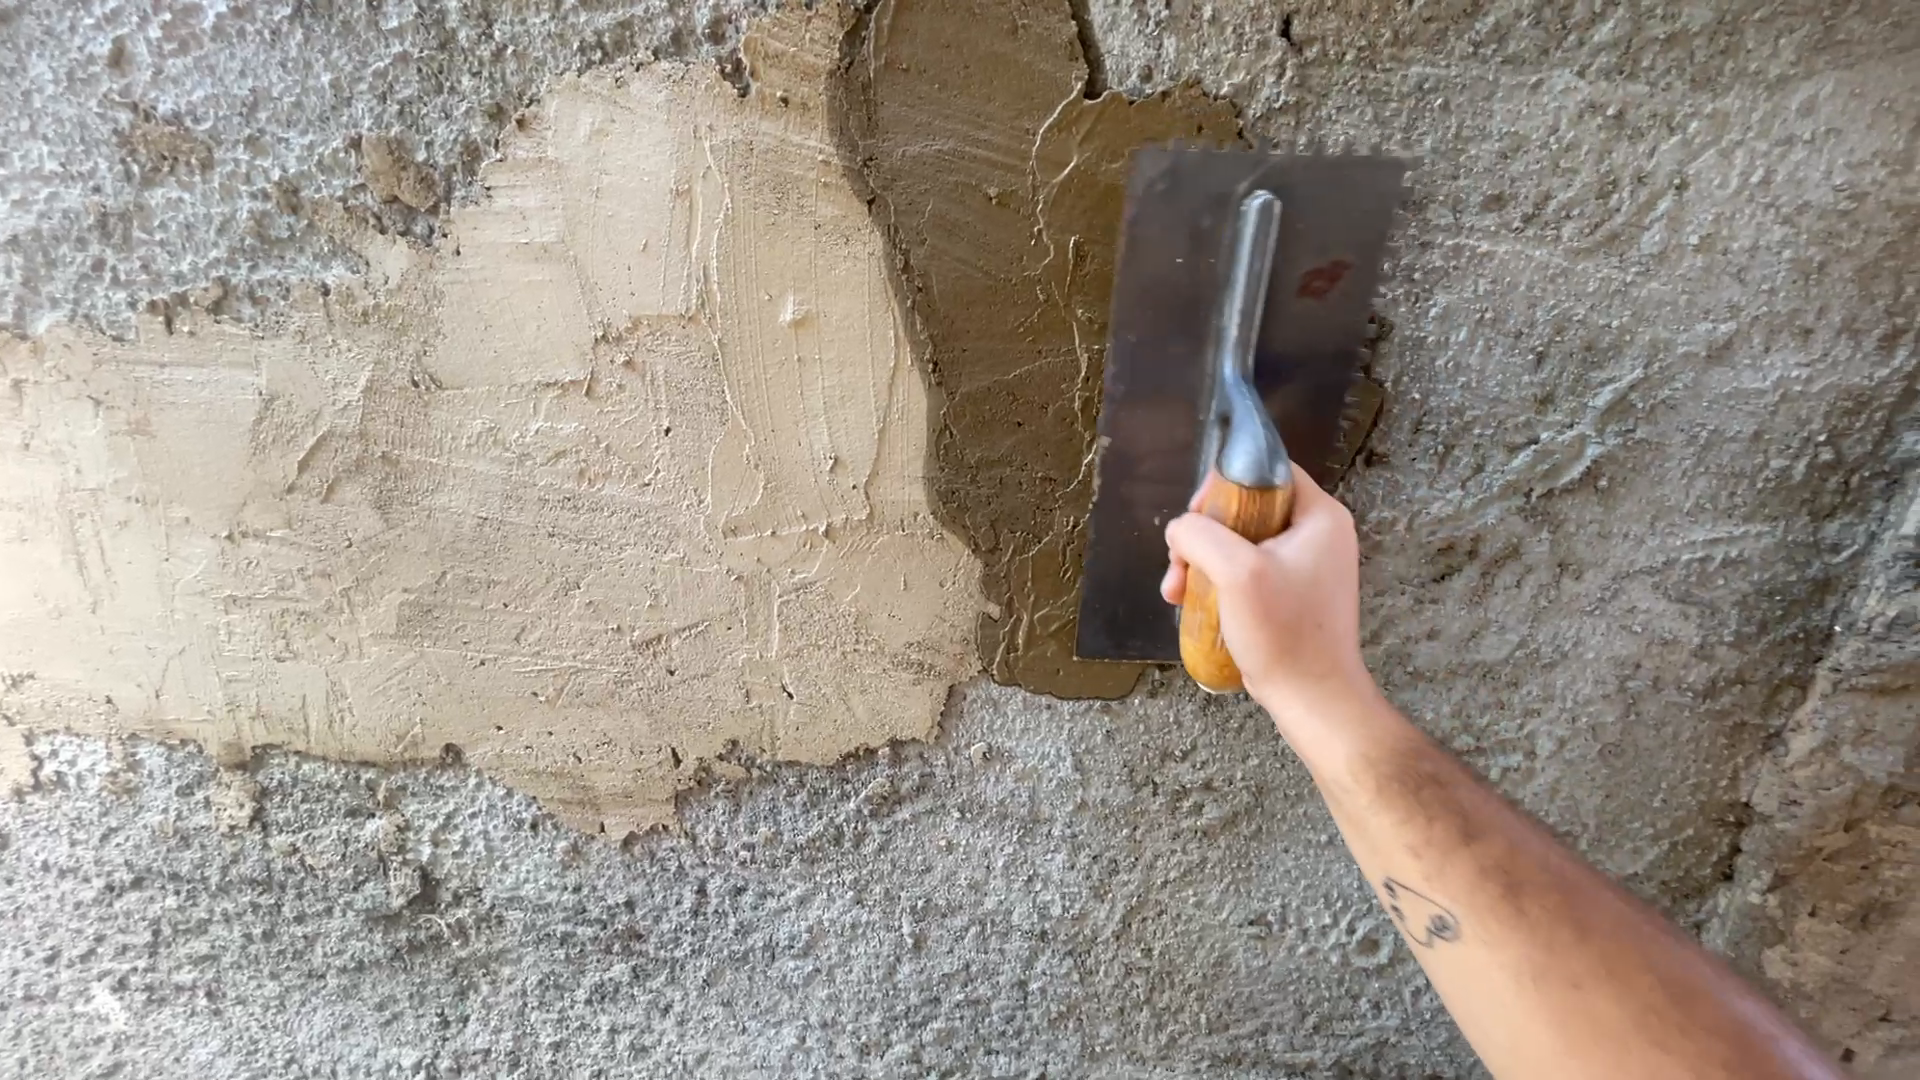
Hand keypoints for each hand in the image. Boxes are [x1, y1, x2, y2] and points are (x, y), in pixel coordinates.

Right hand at [1160, 466, 1374, 721]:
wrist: (1312, 698)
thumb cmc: (1283, 633)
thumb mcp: (1235, 572)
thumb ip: (1199, 535)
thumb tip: (1179, 529)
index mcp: (1320, 517)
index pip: (1268, 473)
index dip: (1225, 485)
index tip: (1197, 517)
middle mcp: (1316, 536)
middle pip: (1246, 509)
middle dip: (1202, 534)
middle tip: (1179, 561)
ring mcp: (1303, 567)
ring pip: (1237, 543)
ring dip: (1200, 562)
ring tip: (1176, 591)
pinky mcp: (1289, 595)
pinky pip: (1243, 572)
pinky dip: (1214, 583)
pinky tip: (1190, 603)